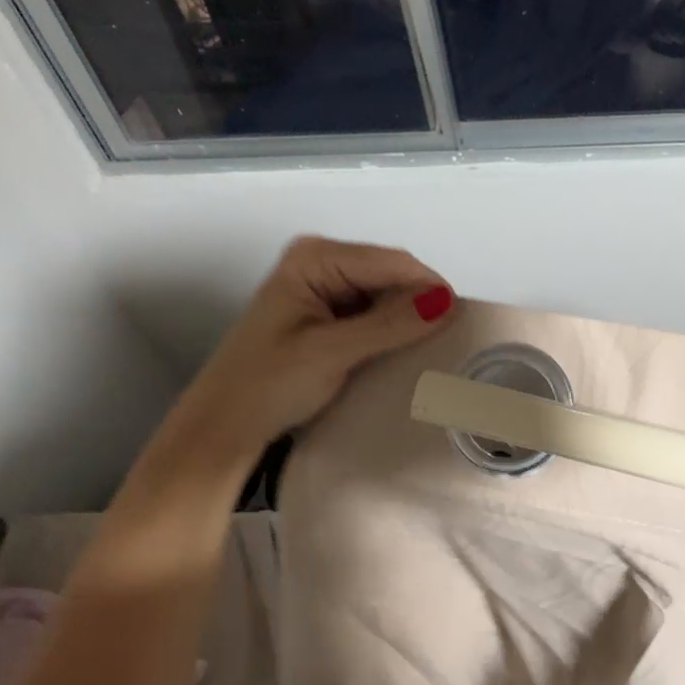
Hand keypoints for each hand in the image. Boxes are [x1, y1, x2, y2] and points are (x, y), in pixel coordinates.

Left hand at [166, 237, 455, 464]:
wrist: (222, 427)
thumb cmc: (269, 385)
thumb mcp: (333, 353)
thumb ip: (390, 324)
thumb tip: (448, 302)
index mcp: (315, 256)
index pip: (391, 261)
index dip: (429, 287)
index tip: (462, 322)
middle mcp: (319, 260)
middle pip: (390, 273)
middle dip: (419, 302)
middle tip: (450, 339)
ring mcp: (322, 285)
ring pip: (385, 293)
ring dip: (408, 318)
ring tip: (433, 346)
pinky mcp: (325, 312)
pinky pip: (372, 311)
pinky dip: (390, 329)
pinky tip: (404, 349)